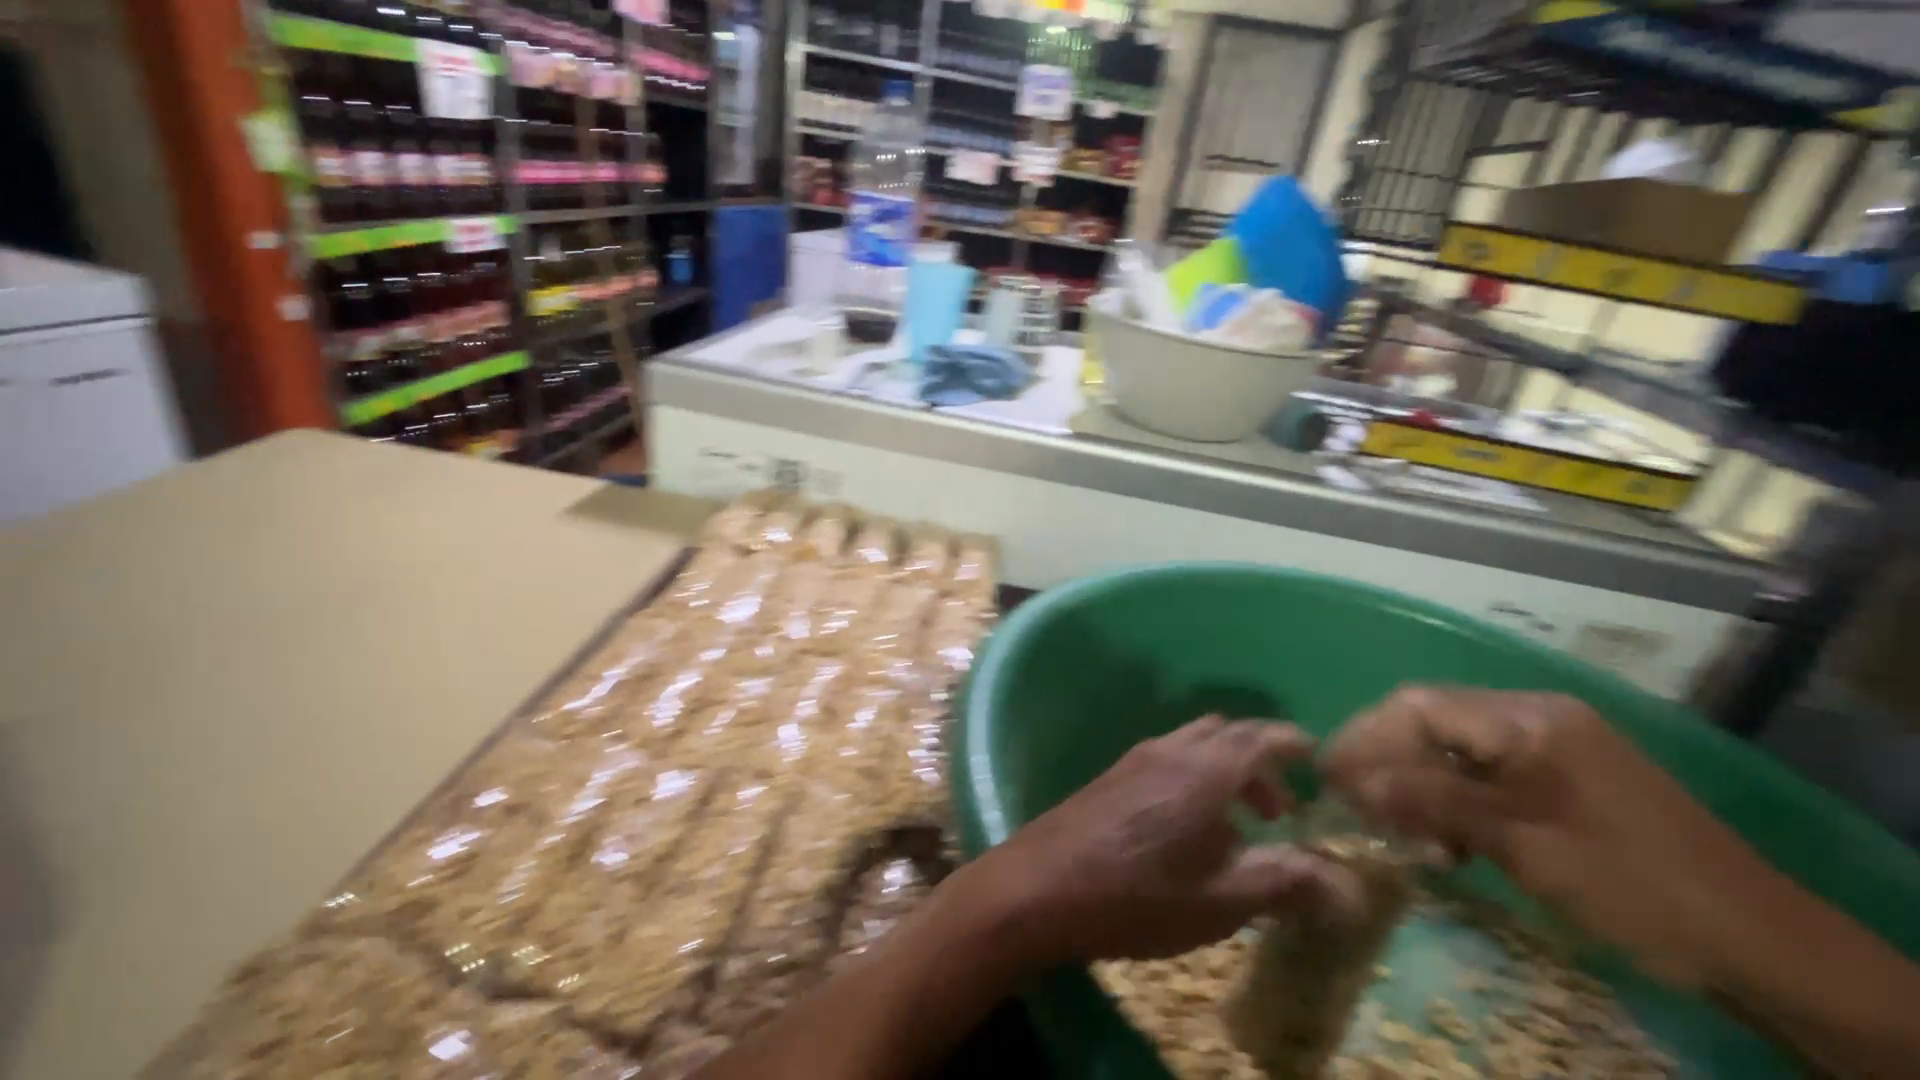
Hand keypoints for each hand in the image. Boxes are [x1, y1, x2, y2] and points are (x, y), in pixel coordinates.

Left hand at [965, 716, 1357, 966]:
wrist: (1037, 889)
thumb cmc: (1137, 896)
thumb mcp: (1221, 900)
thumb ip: (1285, 883)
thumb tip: (1345, 884)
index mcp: (1205, 770)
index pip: (1262, 737)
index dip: (1295, 743)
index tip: (1319, 759)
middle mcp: (1170, 751)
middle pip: (1227, 735)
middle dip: (1262, 763)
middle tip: (1284, 810)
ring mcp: (1134, 762)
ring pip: (1194, 747)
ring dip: (1226, 772)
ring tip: (1239, 828)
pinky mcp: (1109, 780)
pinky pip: (1166, 762)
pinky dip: (1194, 780)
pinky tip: (1187, 834)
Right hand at [1321, 686, 1780, 984]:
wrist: (1754, 937)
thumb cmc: (1628, 882)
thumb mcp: (1522, 843)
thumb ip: (1434, 802)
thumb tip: (1354, 780)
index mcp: (1527, 720)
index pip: (1418, 706)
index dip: (1364, 738)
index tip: (1328, 780)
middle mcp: (1536, 715)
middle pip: (1433, 719)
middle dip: (1388, 761)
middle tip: (1360, 810)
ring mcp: (1555, 742)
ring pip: (1456, 746)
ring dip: (1421, 784)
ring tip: (1412, 837)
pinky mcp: (1567, 773)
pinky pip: (1489, 769)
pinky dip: (1457, 797)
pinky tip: (1452, 839)